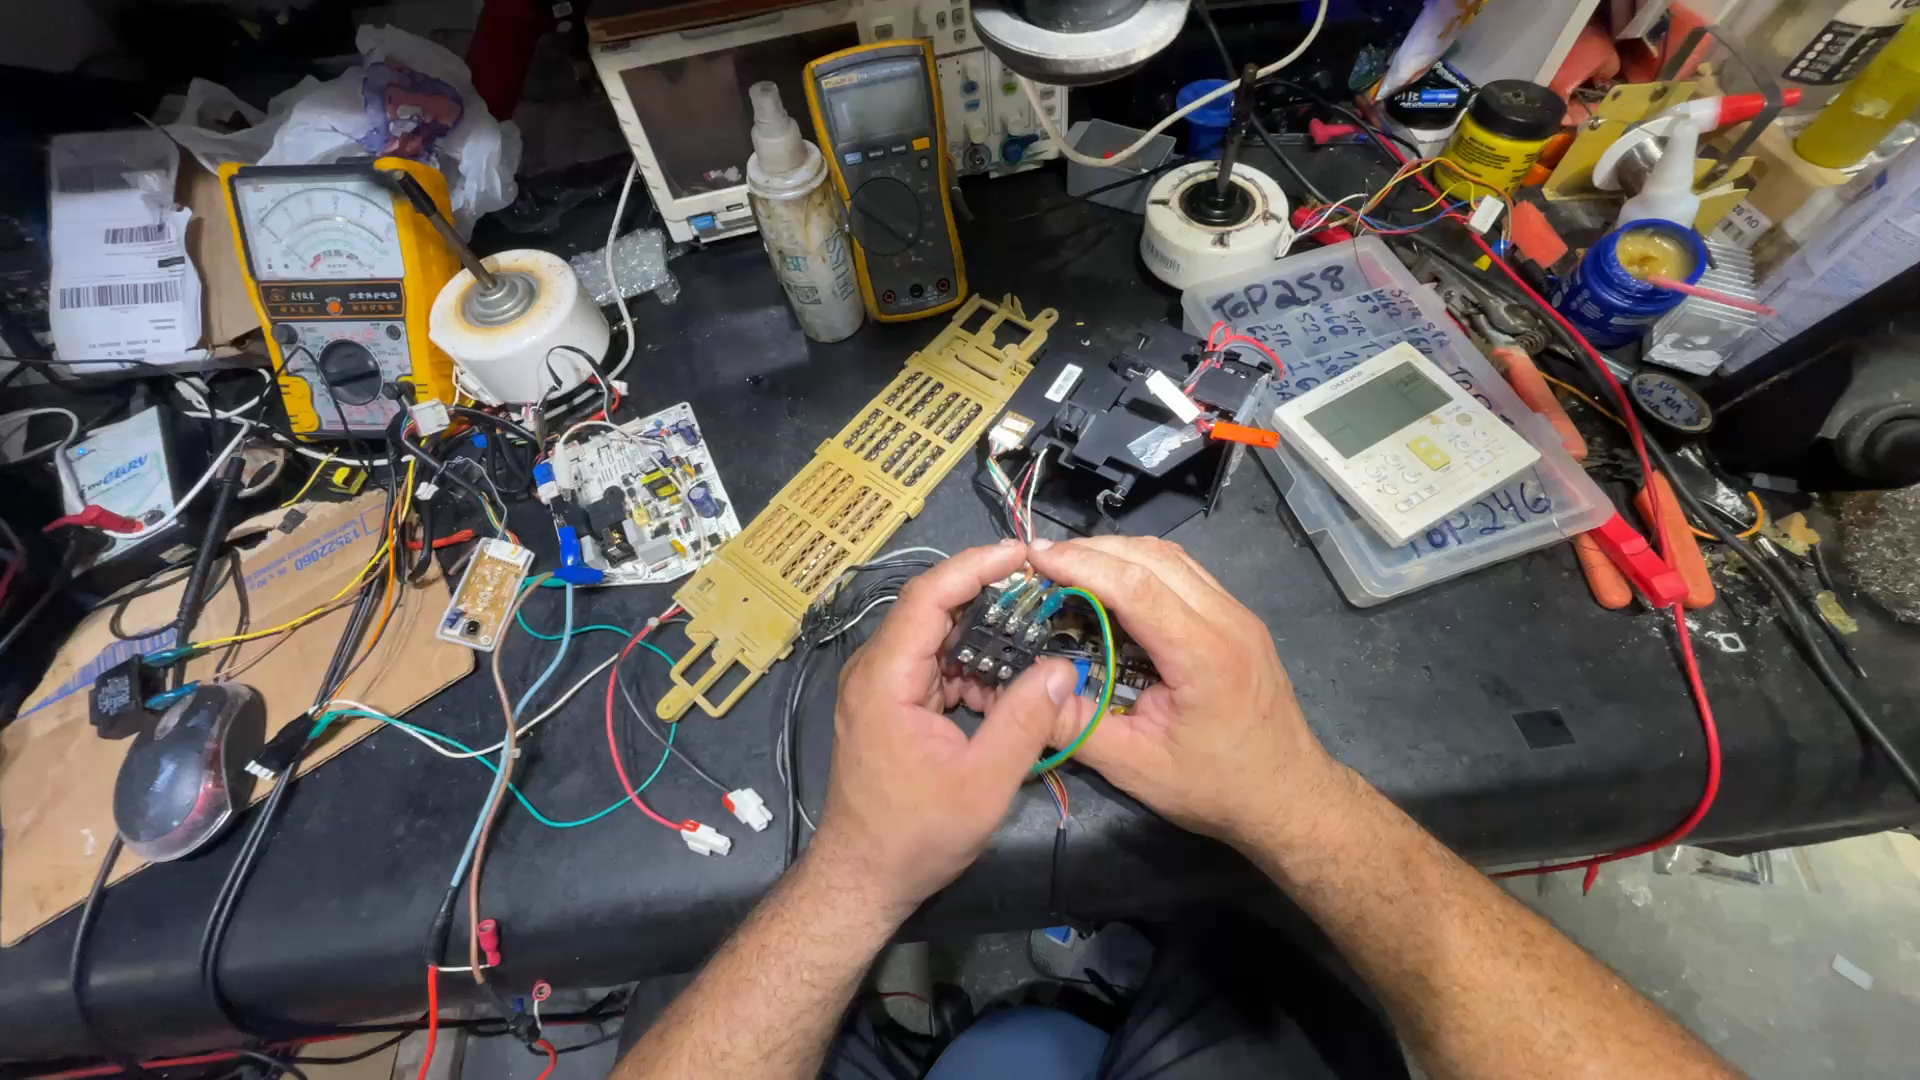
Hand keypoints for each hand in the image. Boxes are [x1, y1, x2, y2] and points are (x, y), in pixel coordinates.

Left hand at [810, 540, 1084, 916]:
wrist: (862, 878)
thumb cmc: (916, 835)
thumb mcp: (983, 783)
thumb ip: (1024, 721)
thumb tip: (1063, 669)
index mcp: (886, 678)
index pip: (928, 597)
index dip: (974, 567)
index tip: (1021, 554)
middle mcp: (874, 671)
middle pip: (929, 609)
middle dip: (985, 595)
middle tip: (1038, 590)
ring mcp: (878, 687)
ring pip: (932, 636)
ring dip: (979, 634)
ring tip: (1030, 635)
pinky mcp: (888, 704)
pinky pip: (931, 666)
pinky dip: (967, 666)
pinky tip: (1001, 683)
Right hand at [1026, 536, 1345, 849]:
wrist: (1290, 797)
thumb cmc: (1217, 787)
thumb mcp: (1136, 768)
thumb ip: (1076, 727)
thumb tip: (1024, 695)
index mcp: (1204, 655)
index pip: (1136, 586)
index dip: (1081, 565)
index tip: (1036, 556)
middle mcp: (1226, 620)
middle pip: (1152, 557)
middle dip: (1091, 550)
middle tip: (1042, 558)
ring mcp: (1237, 613)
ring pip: (1170, 556)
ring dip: (1116, 551)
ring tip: (1069, 563)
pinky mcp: (1236, 618)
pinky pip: (1184, 571)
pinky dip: (1140, 563)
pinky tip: (1112, 580)